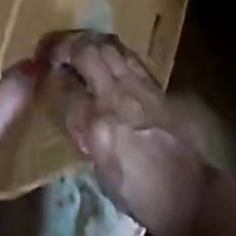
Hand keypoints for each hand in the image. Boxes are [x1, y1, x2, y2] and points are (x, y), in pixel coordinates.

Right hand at [50, 32, 214, 235]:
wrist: (189, 193)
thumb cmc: (141, 195)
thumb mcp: (102, 174)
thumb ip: (86, 136)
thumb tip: (76, 112)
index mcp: (99, 127)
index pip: (68, 90)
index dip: (54, 78)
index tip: (45, 73)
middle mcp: (117, 98)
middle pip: (88, 53)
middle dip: (66, 46)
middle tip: (54, 49)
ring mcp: (138, 87)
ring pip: (109, 46)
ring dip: (88, 40)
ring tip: (76, 44)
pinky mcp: (155, 86)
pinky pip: (128, 56)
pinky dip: (112, 49)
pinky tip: (105, 53)